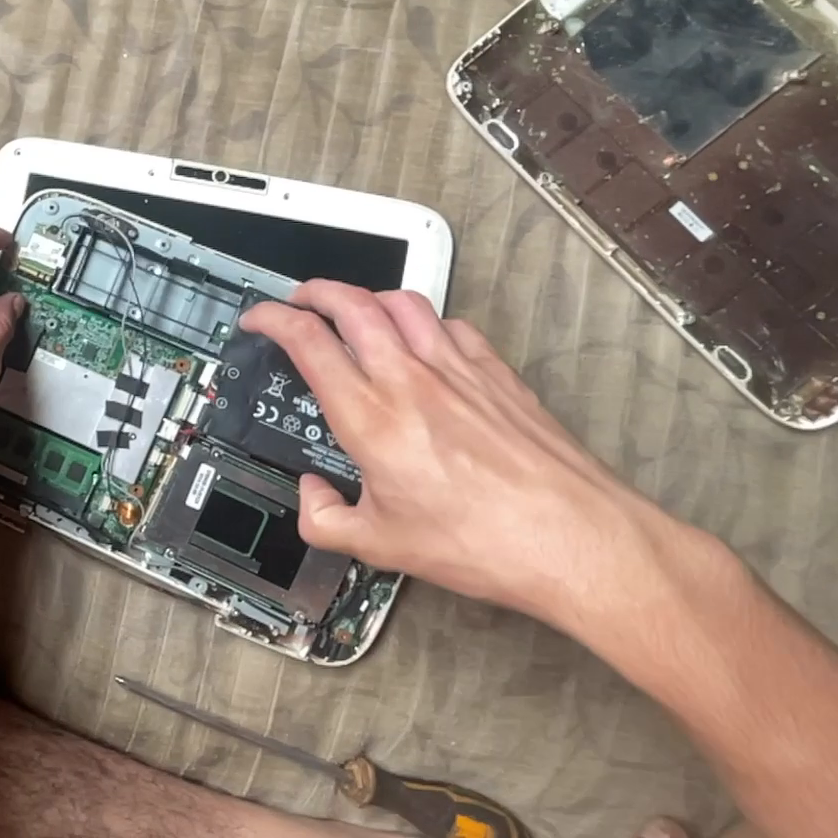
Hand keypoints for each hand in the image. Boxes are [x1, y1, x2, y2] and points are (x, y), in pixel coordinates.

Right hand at [239, 281, 665, 620]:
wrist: (578, 543)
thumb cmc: (486, 542)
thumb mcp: (380, 546)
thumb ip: (324, 519)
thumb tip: (312, 497)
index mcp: (370, 418)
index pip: (307, 340)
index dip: (272, 318)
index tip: (259, 319)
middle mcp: (409, 381)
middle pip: (351, 303)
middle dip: (313, 292)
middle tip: (297, 301)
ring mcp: (457, 372)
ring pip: (401, 302)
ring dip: (366, 296)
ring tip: (353, 308)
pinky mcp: (497, 376)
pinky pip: (452, 326)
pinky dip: (424, 322)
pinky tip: (422, 341)